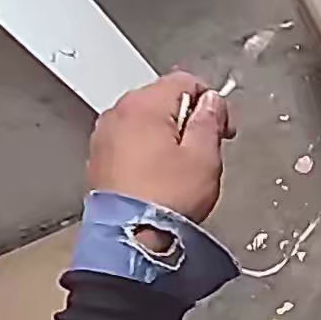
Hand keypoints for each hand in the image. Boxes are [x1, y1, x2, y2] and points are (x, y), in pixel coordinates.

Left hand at [88, 71, 233, 223]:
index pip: (186, 81)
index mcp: (145, 105)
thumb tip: (212, 102)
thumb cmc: (166, 201)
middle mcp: (119, 113)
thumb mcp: (204, 157)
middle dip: (187, 121)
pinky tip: (158, 181)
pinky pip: (129, 146)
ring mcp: (104, 137)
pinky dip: (146, 156)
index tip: (221, 130)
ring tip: (178, 173)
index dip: (211, 103)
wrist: (131, 238)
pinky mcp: (99, 160)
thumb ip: (210, 121)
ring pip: (145, 124)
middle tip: (202, 155)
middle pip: (163, 100)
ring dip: (165, 139)